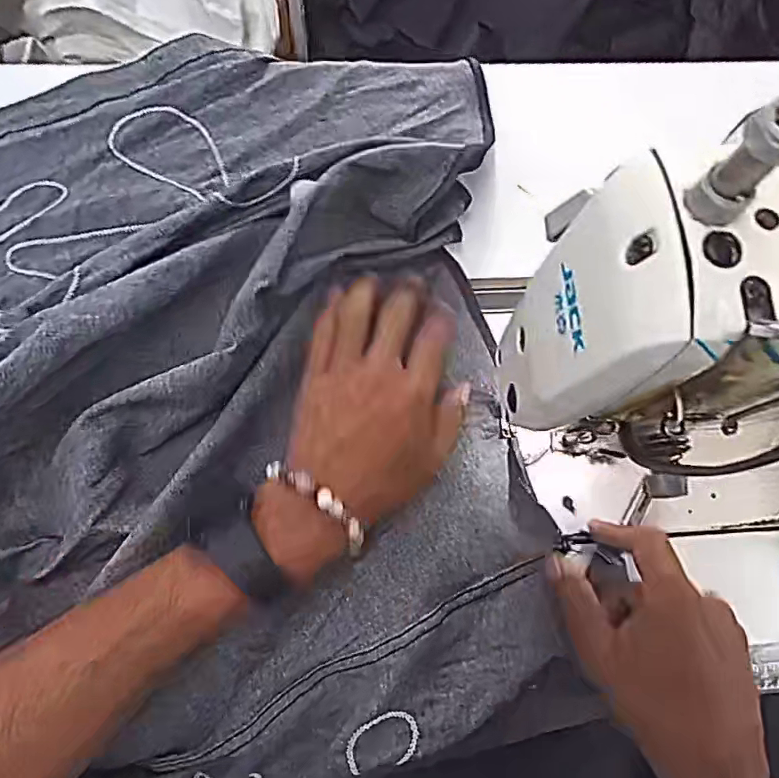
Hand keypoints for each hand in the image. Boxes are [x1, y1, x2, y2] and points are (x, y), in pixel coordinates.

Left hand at [253, 274, 469, 584]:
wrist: (325, 497)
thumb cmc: (379, 483)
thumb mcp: (431, 460)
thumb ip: (450, 420)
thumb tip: (462, 390)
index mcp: (413, 392)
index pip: (434, 336)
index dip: (442, 317)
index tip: (442, 314)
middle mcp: (380, 372)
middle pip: (398, 312)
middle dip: (410, 291)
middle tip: (414, 284)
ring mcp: (344, 370)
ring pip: (357, 311)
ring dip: (369, 288)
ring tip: (376, 280)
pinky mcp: (315, 374)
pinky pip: (324, 331)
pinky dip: (332, 308)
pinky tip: (338, 295)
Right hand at [551, 520, 770, 777]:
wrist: (715, 764)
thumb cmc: (662, 712)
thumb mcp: (600, 653)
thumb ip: (576, 601)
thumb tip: (560, 567)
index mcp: (674, 596)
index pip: (646, 541)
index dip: (616, 532)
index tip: (597, 533)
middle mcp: (706, 604)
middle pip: (654, 579)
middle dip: (622, 595)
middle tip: (602, 627)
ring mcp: (725, 627)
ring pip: (673, 604)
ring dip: (646, 617)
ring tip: (631, 660)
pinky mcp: (735, 649)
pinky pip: (694, 624)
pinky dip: (671, 634)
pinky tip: (658, 671)